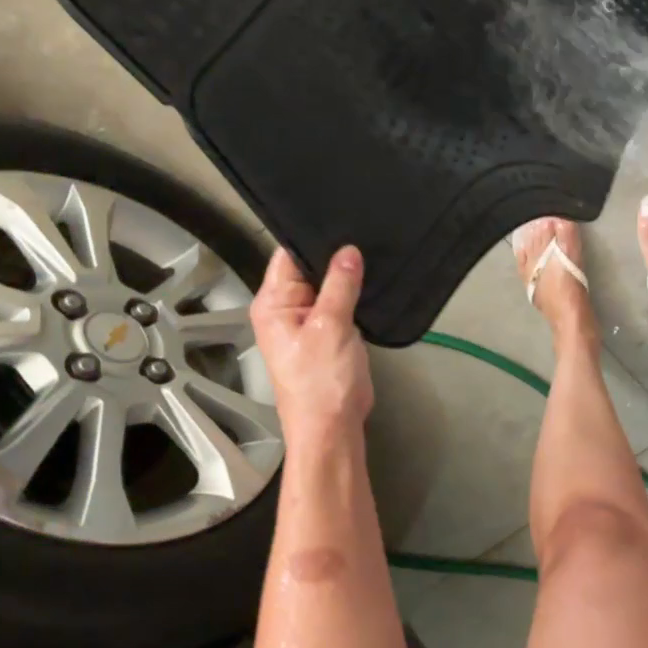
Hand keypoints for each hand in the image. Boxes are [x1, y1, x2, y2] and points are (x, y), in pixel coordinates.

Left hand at [249, 246, 373, 440]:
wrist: (332, 429)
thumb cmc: (321, 381)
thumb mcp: (331, 326)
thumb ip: (340, 284)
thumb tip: (349, 250)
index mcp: (273, 304)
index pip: (287, 256)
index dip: (312, 238)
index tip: (342, 219)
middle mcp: (286, 309)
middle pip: (309, 269)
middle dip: (335, 255)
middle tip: (366, 232)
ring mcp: (309, 322)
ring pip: (329, 286)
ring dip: (348, 276)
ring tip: (375, 251)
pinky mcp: (330, 334)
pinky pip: (341, 304)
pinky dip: (355, 295)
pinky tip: (374, 281)